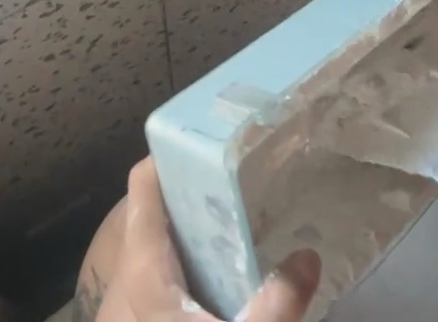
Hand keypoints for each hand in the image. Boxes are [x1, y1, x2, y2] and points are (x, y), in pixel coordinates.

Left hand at [75, 158, 320, 321]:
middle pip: (156, 213)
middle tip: (246, 177)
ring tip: (244, 221)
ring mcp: (127, 308)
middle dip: (196, 191)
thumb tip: (311, 256)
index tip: (213, 133)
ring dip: (195, 233)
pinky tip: (227, 283)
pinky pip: (162, 282)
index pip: (144, 184)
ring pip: (159, 249)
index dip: (171, 151)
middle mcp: (127, 277)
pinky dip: (191, 270)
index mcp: (142, 265)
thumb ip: (278, 305)